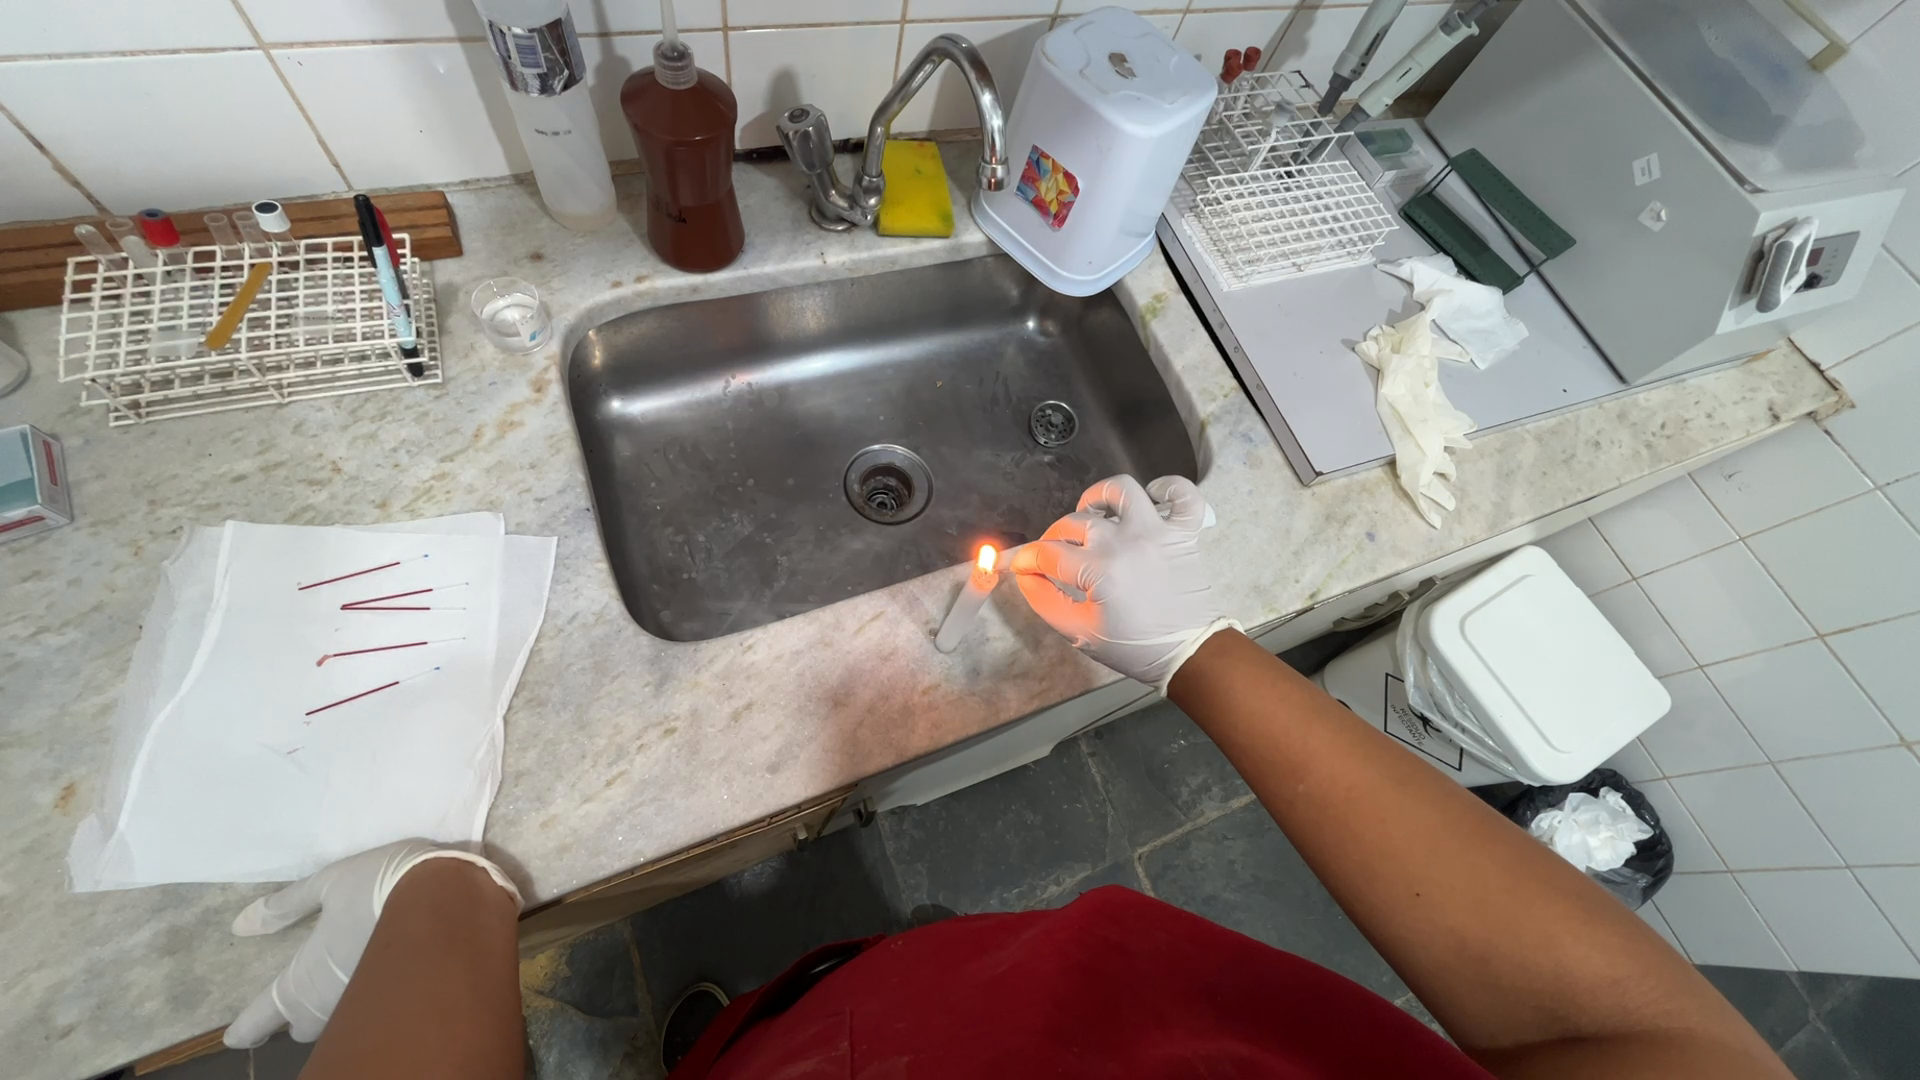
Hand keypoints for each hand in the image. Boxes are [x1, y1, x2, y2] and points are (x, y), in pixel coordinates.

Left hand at [223, 840, 520, 1048]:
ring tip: (348, 982)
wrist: (446, 892)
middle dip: (300, 1014)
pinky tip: (384, 974)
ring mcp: (364, 1002)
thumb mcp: (331, 882)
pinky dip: (371, 995)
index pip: (254, 1024)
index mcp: (299, 982)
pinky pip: (373, 1005)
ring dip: (337, 1006)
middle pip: (301, 1027)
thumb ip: (287, 905)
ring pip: (340, 1020)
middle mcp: (325, 1003)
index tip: (246, 1026)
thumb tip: (241, 926)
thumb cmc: (379, 886)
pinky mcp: (400, 993)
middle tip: (310, 990)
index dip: (246, 1026)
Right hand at [1010, 475, 1238, 693]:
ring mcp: (1157, 533)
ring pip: (1121, 490)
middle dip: (1053, 536)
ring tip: (1094, 513)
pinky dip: (1166, 489)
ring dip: (1099, 496)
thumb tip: (1024, 574)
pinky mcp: (1184, 532)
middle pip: (1075, 521)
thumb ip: (1043, 600)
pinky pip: (1181, 494)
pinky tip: (1150, 501)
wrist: (1188, 653)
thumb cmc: (1132, 647)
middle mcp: (1126, 542)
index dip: (1024, 558)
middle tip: (1056, 553)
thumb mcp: (1078, 631)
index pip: (1046, 553)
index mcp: (1098, 571)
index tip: (1019, 565)